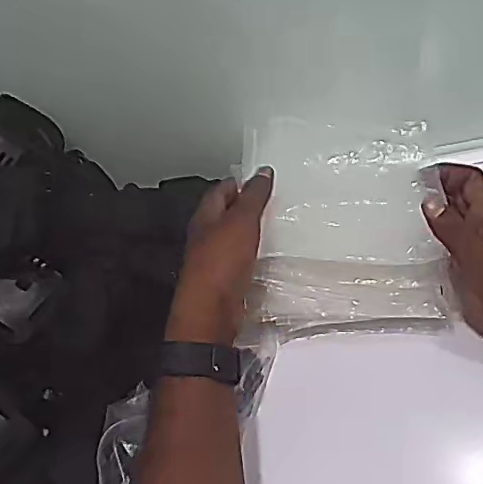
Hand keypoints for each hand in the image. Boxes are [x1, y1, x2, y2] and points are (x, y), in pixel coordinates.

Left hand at [167, 169, 273, 345]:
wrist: (212, 311)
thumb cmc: (220, 263)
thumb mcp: (241, 221)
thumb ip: (253, 197)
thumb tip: (263, 172)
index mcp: (205, 217)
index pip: (221, 190)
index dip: (240, 183)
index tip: (262, 179)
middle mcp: (206, 237)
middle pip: (227, 215)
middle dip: (248, 207)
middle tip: (274, 201)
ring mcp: (215, 260)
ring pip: (235, 238)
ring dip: (253, 232)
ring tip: (277, 225)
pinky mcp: (226, 280)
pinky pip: (242, 261)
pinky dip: (256, 255)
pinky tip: (270, 256)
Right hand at [424, 164, 482, 356]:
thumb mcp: (473, 249)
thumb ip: (450, 224)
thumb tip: (431, 202)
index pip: (470, 180)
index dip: (447, 172)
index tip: (422, 175)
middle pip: (460, 197)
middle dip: (436, 190)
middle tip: (410, 191)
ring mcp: (474, 246)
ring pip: (451, 219)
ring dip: (432, 215)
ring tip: (407, 213)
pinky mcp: (465, 264)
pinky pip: (445, 243)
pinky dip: (430, 238)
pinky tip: (415, 243)